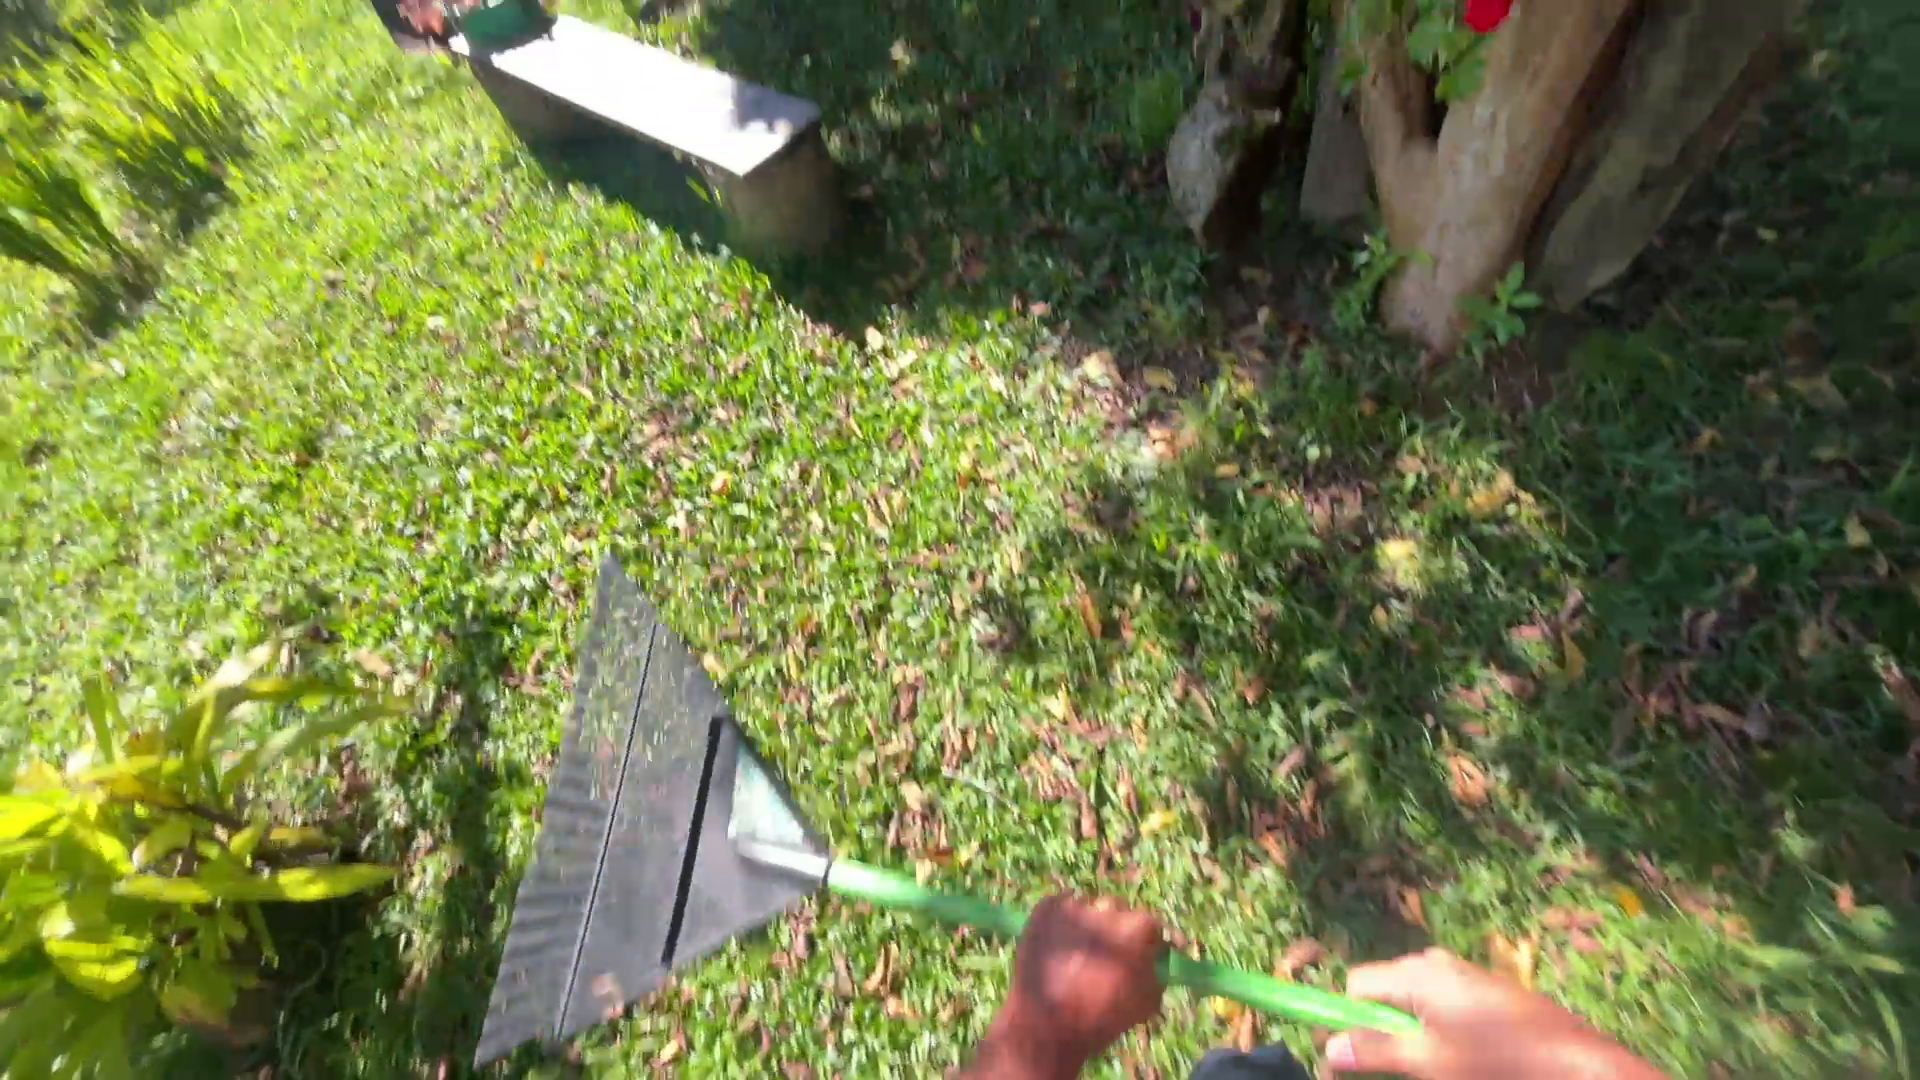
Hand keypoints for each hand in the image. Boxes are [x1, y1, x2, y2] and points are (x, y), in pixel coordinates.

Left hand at [963, 894, 1164, 1078]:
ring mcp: (1075, 904)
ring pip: (1087, 908)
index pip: (1149, 925)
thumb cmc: (1101, 1018)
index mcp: (1136, 928)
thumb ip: (1157, 972)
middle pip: (1117, 910)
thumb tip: (1155, 959)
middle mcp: (1107, 907)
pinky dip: (1061, 923)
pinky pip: (1061, 908)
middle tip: (1104, 954)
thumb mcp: (1145, 1002)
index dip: (1145, 941)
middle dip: (1114, 928)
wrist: (1047, 1023)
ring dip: (1087, 924)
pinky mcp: (1047, 906)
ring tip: (1076, 952)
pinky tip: (1057, 946)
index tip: (1138, 954)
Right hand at [1326, 948, 1667, 1079]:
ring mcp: (1466, 974)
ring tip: (1441, 1068)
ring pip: (1419, 1000)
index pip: (1357, 986)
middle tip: (1405, 1069)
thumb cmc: (1500, 1065)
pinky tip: (1472, 1060)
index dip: (1351, 1021)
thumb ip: (1376, 1051)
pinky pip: (1449, 1004)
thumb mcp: (1431, 1064)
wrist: (1589, 1071)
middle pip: (1387, 991)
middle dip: (1387, 1029)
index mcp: (1414, 972)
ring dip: (1417, 1031)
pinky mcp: (1493, 991)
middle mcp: (1434, 962)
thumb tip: (1329, 1046)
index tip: (1358, 1057)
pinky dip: (1446, 1028)